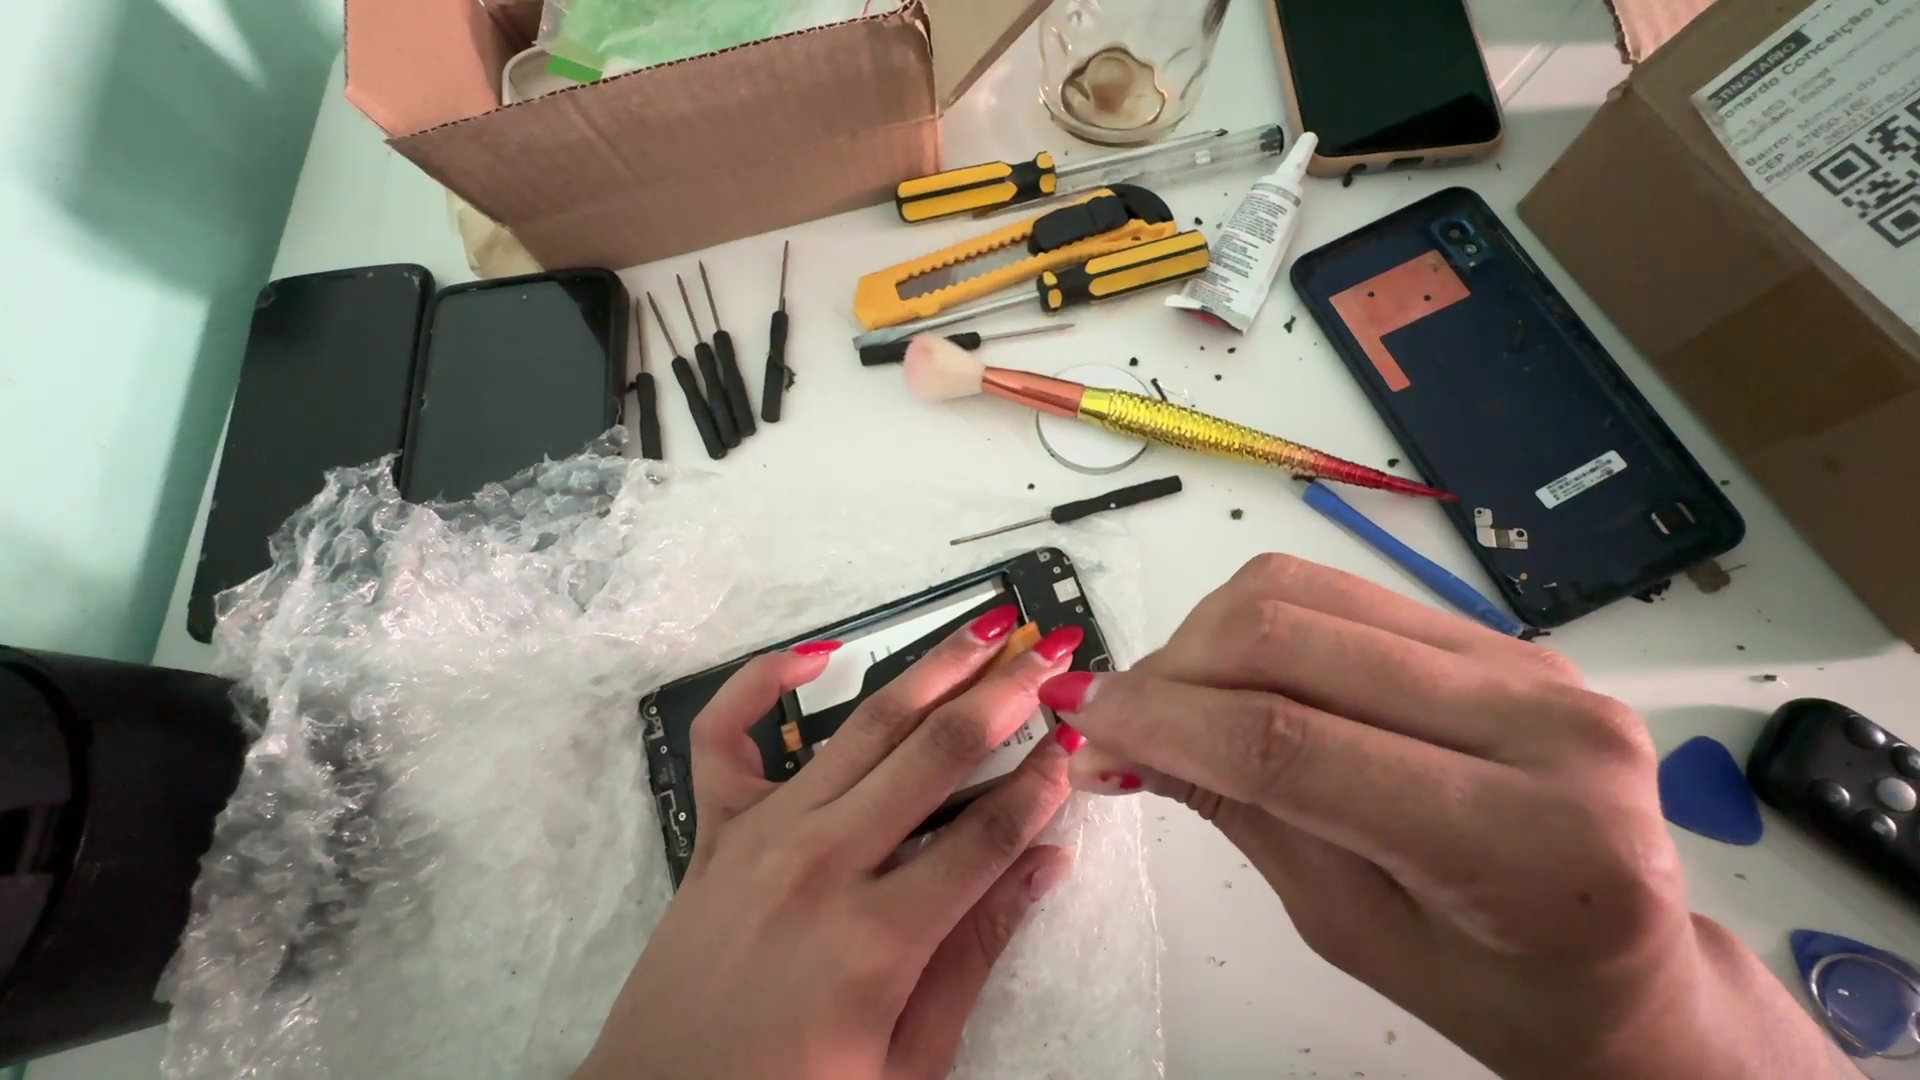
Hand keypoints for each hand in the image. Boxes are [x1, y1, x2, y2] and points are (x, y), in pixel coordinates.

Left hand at [575, 607, 1081, 1079]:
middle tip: (1048, 650)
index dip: (1042, 780)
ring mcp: (763, 832)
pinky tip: (818, 654)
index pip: (987, 831)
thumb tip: (1046, 861)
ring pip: (865, 725)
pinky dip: (763, 680)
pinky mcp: (716, 825)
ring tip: (983, 626)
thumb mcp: (907, 1059)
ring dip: (933, 668)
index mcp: (878, 937)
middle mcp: (822, 863)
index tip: (1075, 735)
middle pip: (936, 753)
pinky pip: (727, 732)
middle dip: (1004, 695)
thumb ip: (976, 950)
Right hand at [1039, 555, 1846, 1079]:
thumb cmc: (1488, 986)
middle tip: (1114, 712)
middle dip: (1170, 668)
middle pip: (1288, 639)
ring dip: (1203, 636)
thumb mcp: (1344, 925)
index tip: (1082, 716)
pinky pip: (1334, 593)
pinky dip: (1252, 622)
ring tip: (1173, 695)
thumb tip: (1115, 736)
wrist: (1622, 962)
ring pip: (1301, 593)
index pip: (1290, 745)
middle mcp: (1539, 722)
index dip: (1164, 721)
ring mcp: (1524, 659)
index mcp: (1522, 843)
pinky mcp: (1493, 632)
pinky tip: (1231, 673)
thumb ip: (1235, 809)